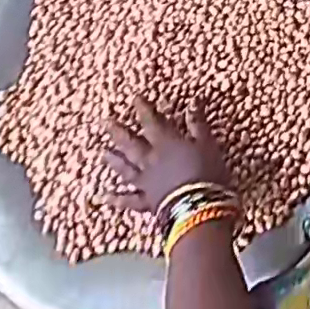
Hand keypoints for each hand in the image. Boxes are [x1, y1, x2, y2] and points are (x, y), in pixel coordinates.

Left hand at [102, 96, 228, 213]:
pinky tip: (103, 196)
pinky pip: (128, 200)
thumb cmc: (205, 171)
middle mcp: (151, 161)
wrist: (197, 209)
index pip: (151, 122)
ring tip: (103, 153)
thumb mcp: (206, 143)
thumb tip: (194, 101)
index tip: (135, 98)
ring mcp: (146, 183)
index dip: (143, 109)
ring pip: (126, 169)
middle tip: (105, 122)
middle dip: (118, 132)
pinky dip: (115, 198)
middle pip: (131, 144)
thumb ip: (197, 123)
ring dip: (114, 161)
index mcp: (166, 143)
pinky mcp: (147, 203)